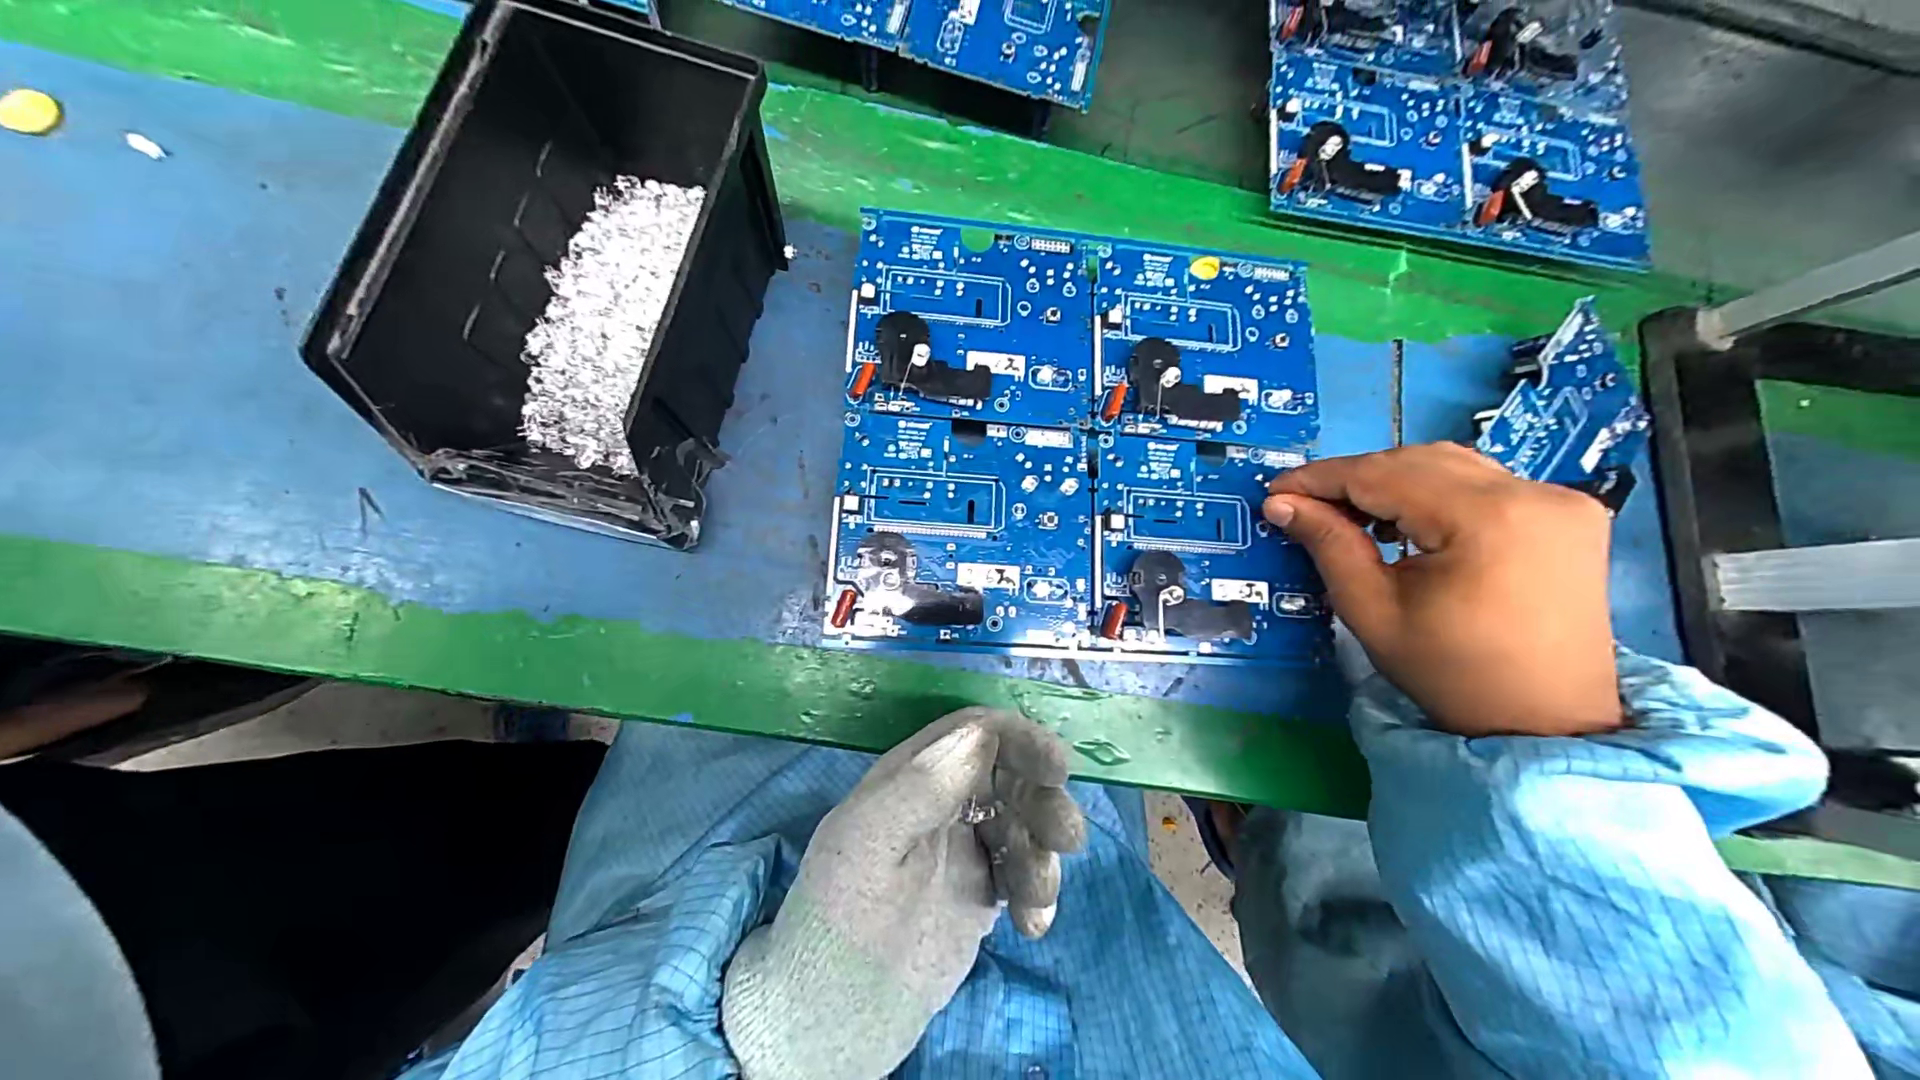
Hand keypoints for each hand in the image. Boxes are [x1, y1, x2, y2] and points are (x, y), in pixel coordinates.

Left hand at [722, 707, 1084, 1079]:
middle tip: (1067, 837)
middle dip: (1044, 800)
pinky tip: (1032, 924)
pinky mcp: (980, 889)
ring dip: (1044, 852)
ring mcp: (964, 845)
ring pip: (1025, 825)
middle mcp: (943, 801)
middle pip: (1012, 777)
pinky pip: (1023, 872)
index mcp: (913, 775)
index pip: (975, 733)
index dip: (1020, 740)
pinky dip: (1038, 892)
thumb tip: (981, 733)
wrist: (834, 1006)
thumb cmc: (843, 912)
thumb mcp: (870, 839)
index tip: (1057, 766)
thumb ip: (921, 785)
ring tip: (1036, 898)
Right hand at [1265, 442, 1622, 736]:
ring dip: (1389, 480)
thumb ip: (1328, 545)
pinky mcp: (1566, 511)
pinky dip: (1430, 490)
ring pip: (1448, 464)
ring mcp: (1558, 499)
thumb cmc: (1450, 672)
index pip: (1383, 475)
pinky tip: (1403, 521)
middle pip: (1417, 460)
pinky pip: (1480, 481)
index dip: (1320, 478)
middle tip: (1305, 505)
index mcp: (1487, 519)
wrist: (1545, 718)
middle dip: (1352, 478)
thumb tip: (1280, 504)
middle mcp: (1532, 493)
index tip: (1276, 491)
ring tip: (1349, 514)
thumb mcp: (1372, 610)